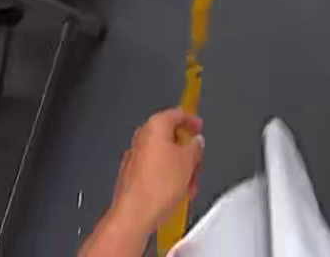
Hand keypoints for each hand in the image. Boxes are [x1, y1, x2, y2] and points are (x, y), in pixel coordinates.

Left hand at [106, 108, 204, 234]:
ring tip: (188, 186)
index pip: (178, 114)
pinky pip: (153, 169)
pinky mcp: (130, 175)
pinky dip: (165, 176)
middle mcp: (142, 135)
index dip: (192, 121)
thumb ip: (196, 147)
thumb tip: (196, 142)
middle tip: (197, 165)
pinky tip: (173, 193)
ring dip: (178, 168)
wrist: (133, 215)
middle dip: (186, 152)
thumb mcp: (189, 162)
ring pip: (162, 155)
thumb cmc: (159, 185)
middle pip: (170, 136)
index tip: (199, 128)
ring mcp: (134, 155)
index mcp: (156, 125)